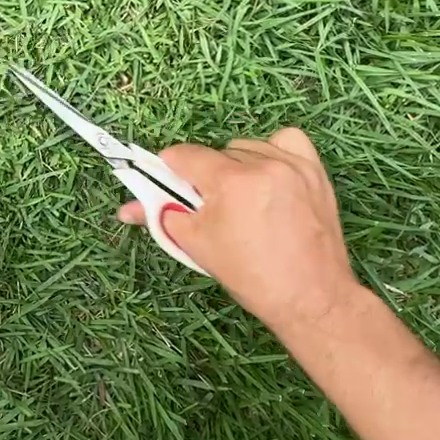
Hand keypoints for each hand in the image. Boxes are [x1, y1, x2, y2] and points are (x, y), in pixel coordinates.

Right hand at [119, 128, 361, 333]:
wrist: (312, 298)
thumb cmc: (250, 275)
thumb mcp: (195, 245)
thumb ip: (159, 216)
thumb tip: (125, 209)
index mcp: (230, 181)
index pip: (183, 155)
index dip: (168, 170)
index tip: (169, 186)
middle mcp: (262, 165)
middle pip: (214, 153)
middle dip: (205, 176)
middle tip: (210, 207)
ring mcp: (293, 166)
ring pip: (245, 147)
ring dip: (236, 166)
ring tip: (241, 198)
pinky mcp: (315, 172)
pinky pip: (286, 141)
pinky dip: (272, 152)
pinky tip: (269, 175)